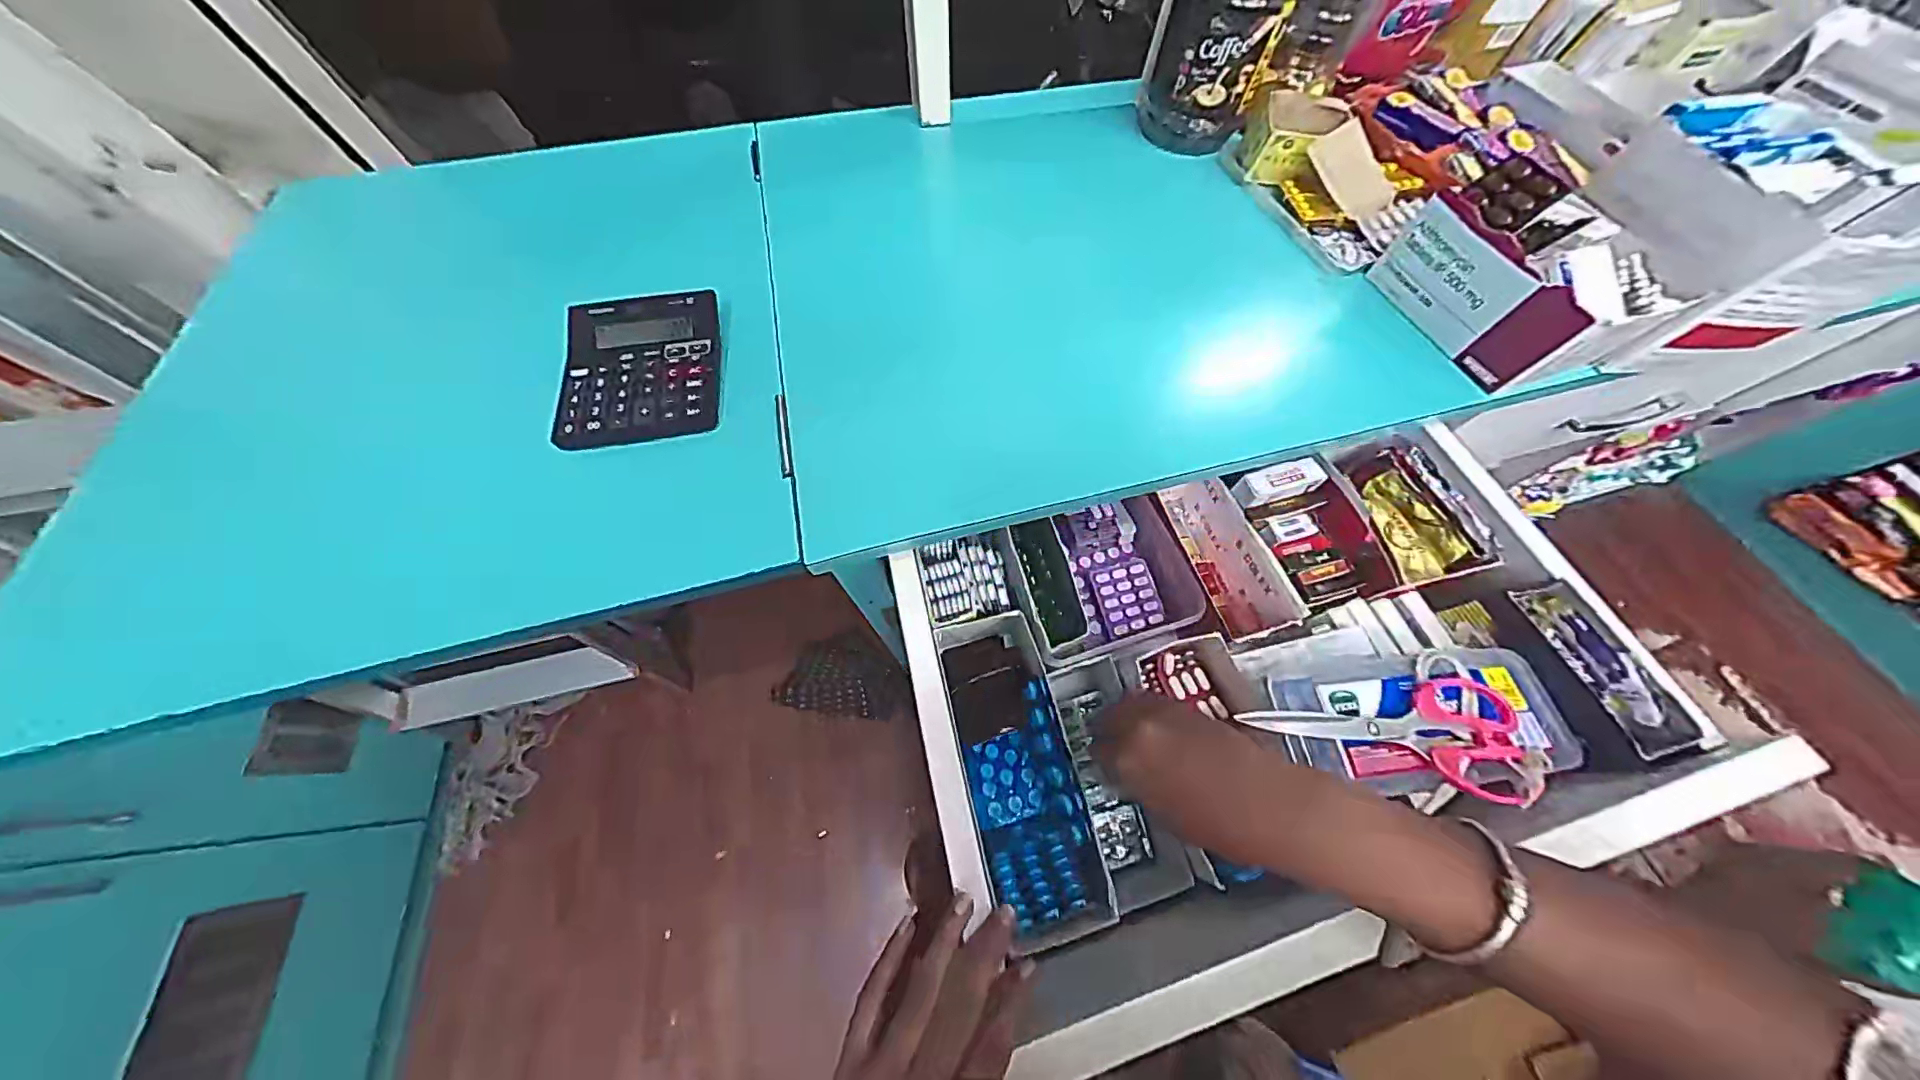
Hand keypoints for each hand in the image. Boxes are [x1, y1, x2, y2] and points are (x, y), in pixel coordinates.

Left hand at [834, 893, 1033, 1079]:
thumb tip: (1000, 1038)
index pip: (988, 1052)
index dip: (1012, 1005)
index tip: (1029, 965)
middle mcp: (914, 1076)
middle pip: (956, 1007)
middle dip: (983, 957)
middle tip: (1004, 913)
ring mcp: (877, 1062)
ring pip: (917, 990)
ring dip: (942, 942)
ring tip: (962, 902)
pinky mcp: (848, 1054)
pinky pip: (871, 997)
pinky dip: (889, 959)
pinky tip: (906, 925)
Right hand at [1093, 692, 1260, 808]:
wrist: (1272, 806)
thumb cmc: (1220, 824)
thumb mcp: (1164, 813)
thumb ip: (1140, 786)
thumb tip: (1134, 778)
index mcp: (1129, 760)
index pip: (1099, 751)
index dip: (1101, 760)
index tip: (1105, 764)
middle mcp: (1143, 728)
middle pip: (1111, 715)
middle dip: (1108, 727)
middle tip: (1109, 740)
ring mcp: (1169, 713)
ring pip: (1133, 702)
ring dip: (1128, 713)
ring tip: (1131, 728)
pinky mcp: (1192, 708)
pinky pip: (1158, 703)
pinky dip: (1152, 712)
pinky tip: (1159, 727)